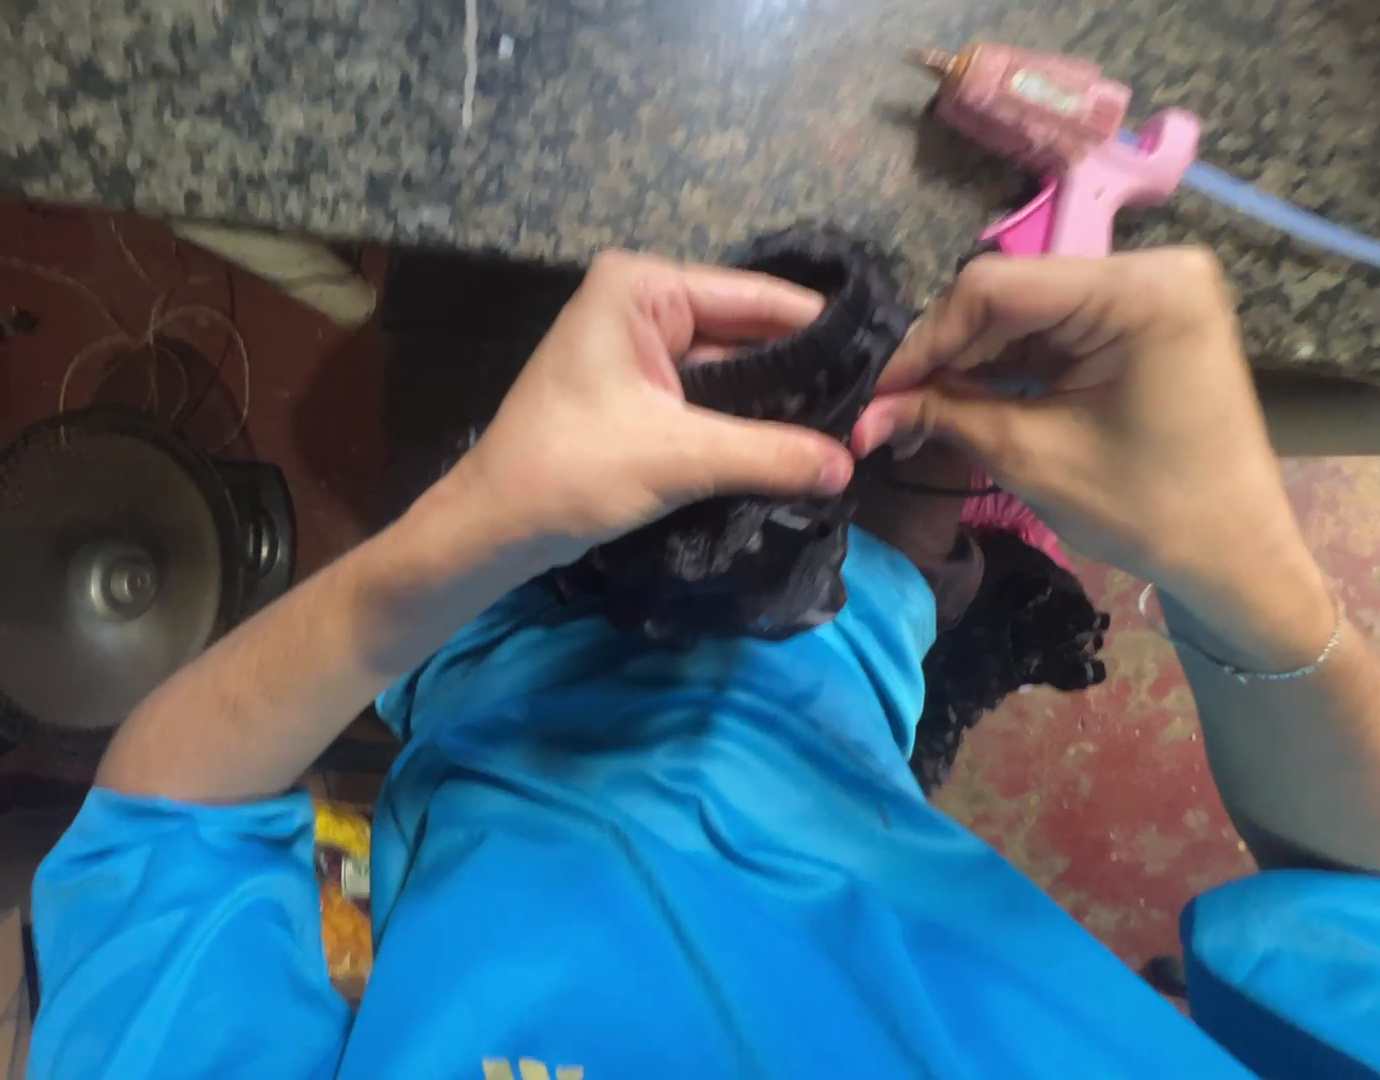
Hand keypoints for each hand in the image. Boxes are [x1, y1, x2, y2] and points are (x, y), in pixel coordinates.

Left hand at [448, 250, 855, 568]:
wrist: (495, 526)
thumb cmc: (571, 470)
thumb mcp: (678, 456)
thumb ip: (770, 454)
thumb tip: (849, 465)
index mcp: (642, 288)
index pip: (754, 298)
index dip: (820, 332)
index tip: (884, 362)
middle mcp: (640, 307)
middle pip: (742, 334)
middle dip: (798, 376)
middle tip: (872, 410)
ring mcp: (636, 353)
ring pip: (726, 374)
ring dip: (772, 407)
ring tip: (847, 433)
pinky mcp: (634, 396)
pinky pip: (702, 402)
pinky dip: (739, 425)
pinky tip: (791, 449)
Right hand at [851, 248, 1329, 667]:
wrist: (1231, 552)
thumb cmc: (1143, 508)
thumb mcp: (1027, 455)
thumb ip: (939, 416)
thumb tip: (861, 418)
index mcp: (1139, 291)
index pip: (993, 287)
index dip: (923, 340)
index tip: (879, 395)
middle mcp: (1145, 271)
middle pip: (1002, 296)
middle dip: (939, 355)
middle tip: (887, 409)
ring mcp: (1140, 295)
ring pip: (1013, 315)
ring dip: (960, 364)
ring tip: (912, 412)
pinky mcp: (1130, 324)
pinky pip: (1041, 333)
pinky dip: (994, 369)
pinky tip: (957, 402)